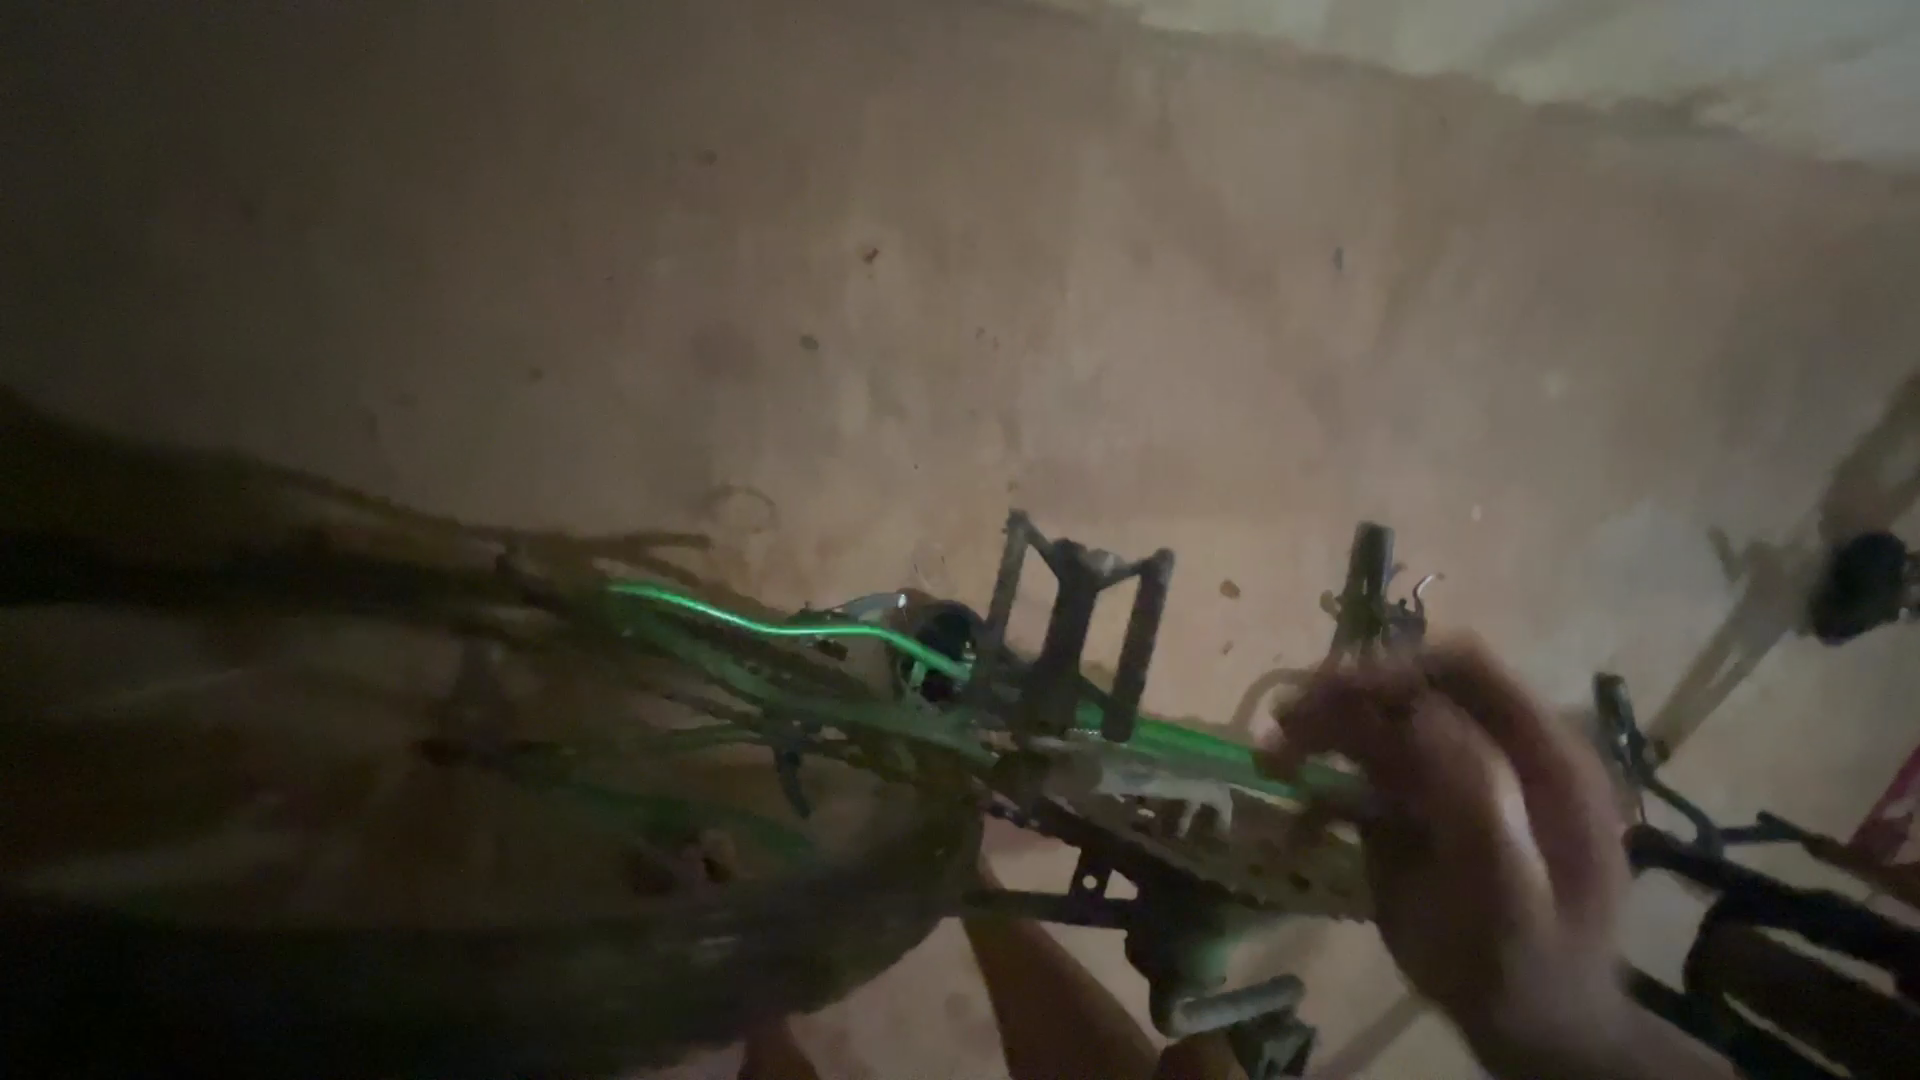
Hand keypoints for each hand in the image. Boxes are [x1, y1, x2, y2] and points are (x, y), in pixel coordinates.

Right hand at [1265, 642, 1642, 1074]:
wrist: (1526, 1027)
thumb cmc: (1528, 970)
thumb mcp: (1511, 902)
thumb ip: (1480, 809)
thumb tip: (1422, 717)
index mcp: (1543, 759)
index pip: (1464, 671)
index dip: (1395, 670)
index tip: (1329, 696)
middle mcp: (1495, 751)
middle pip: (1408, 689)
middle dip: (1342, 699)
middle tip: (1284, 724)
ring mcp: (1452, 775)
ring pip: (1374, 723)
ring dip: (1318, 732)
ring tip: (1271, 762)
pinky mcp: (1414, 803)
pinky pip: (1358, 773)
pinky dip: (1320, 787)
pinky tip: (1297, 826)